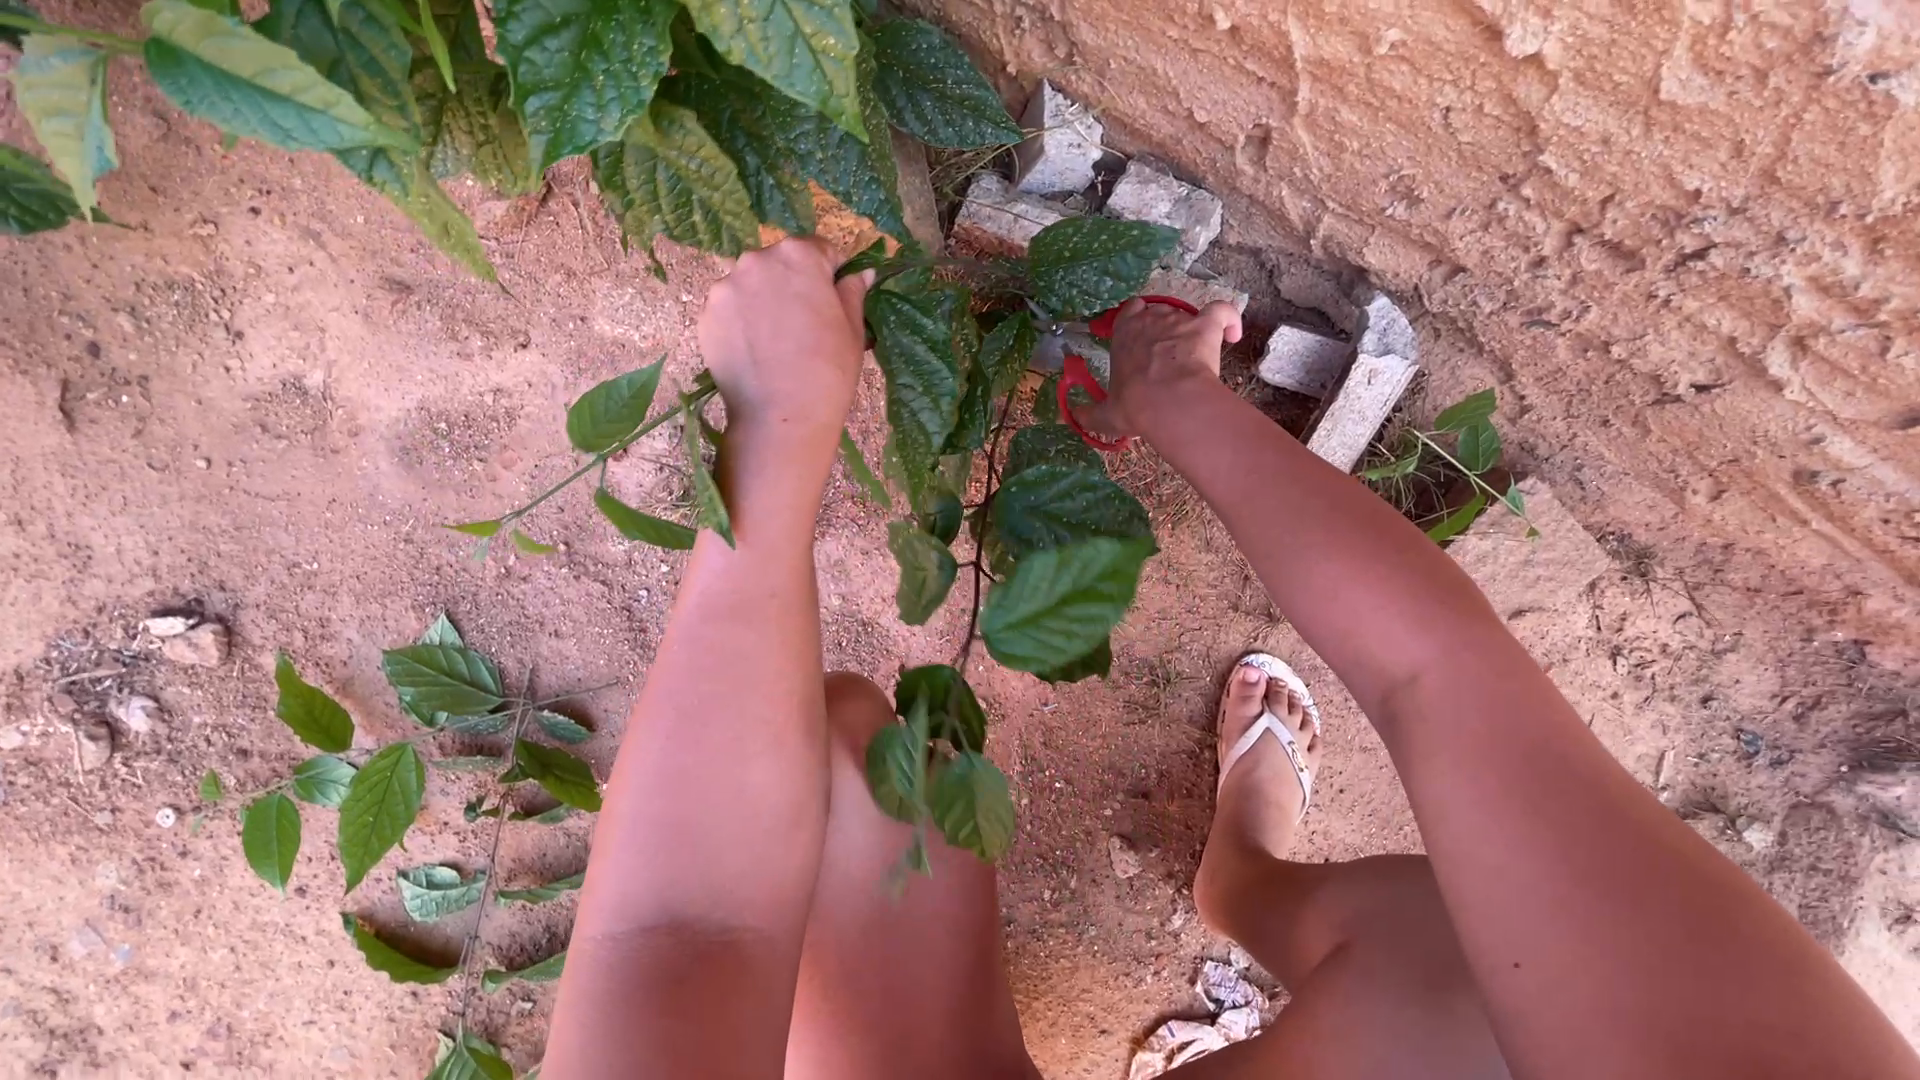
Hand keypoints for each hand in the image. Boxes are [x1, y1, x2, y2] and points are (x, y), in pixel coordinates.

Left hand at [698, 238, 872, 452]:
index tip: (835, 301)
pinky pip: (732, 312)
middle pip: (781, 264)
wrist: (781, 417)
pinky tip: (758, 354)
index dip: (832, 275)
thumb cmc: (829, 371)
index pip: (821, 250)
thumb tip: (860, 273)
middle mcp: (756, 260)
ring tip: (779, 344)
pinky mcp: (707, 317)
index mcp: (799, 255)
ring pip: (753, 287)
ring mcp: (726, 288)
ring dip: (766, 303)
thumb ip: (852, 292)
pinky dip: (744, 325)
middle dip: (795, 286)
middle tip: (807, 327)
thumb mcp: (852, 329)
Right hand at [1072, 298, 1241, 439]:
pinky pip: (1222, 311)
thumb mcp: (1105, 414)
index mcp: (1123, 334)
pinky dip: (1230, 320)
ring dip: (1190, 331)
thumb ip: (1089, 414)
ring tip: (1194, 357)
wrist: (1167, 402)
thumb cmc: (1133, 405)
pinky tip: (1232, 334)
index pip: (1129, 311)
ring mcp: (1179, 320)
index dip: (1136, 320)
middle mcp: (1150, 320)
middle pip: (1159, 312)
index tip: (1141, 338)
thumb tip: (1073, 418)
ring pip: (1187, 314)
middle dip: (1163, 328)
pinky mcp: (1205, 325)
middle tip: (1166, 356)